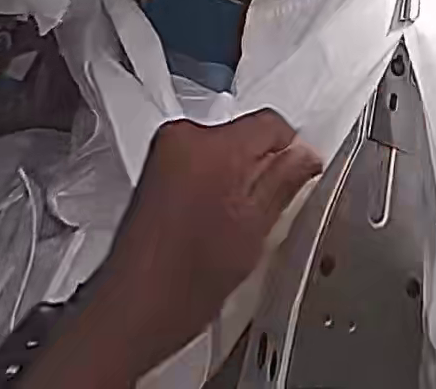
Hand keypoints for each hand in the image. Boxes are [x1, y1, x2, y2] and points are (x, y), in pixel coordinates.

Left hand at [26, 110, 322, 387]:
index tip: (295, 174)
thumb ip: (286, 179)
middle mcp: (186, 136)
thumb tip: (305, 153)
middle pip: (247, 132)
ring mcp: (166, 148)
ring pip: (224, 144)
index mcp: (216, 147)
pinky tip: (209, 215)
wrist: (130, 312)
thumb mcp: (255, 228)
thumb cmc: (184, 282)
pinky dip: (212, 175)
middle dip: (261, 163)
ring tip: (230, 217)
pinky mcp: (154, 164)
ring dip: (235, 170)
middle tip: (262, 206)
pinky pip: (201, 154)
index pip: (272, 123)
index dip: (291, 150)